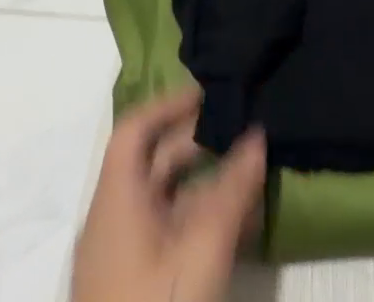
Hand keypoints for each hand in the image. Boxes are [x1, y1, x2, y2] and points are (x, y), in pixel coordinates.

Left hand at [72, 86, 266, 301]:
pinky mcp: (139, 282)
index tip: (213, 91)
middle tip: (249, 127)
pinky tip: (243, 223)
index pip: (134, 132)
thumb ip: (232, 190)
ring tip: (257, 173)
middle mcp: (115, 220)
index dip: (169, 105)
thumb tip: (257, 136)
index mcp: (117, 203)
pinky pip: (171, 232)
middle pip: (154, 163)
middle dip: (202, 142)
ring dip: (210, 182)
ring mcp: (125, 255)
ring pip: (168, 199)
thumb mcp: (203, 249)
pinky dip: (204, 217)